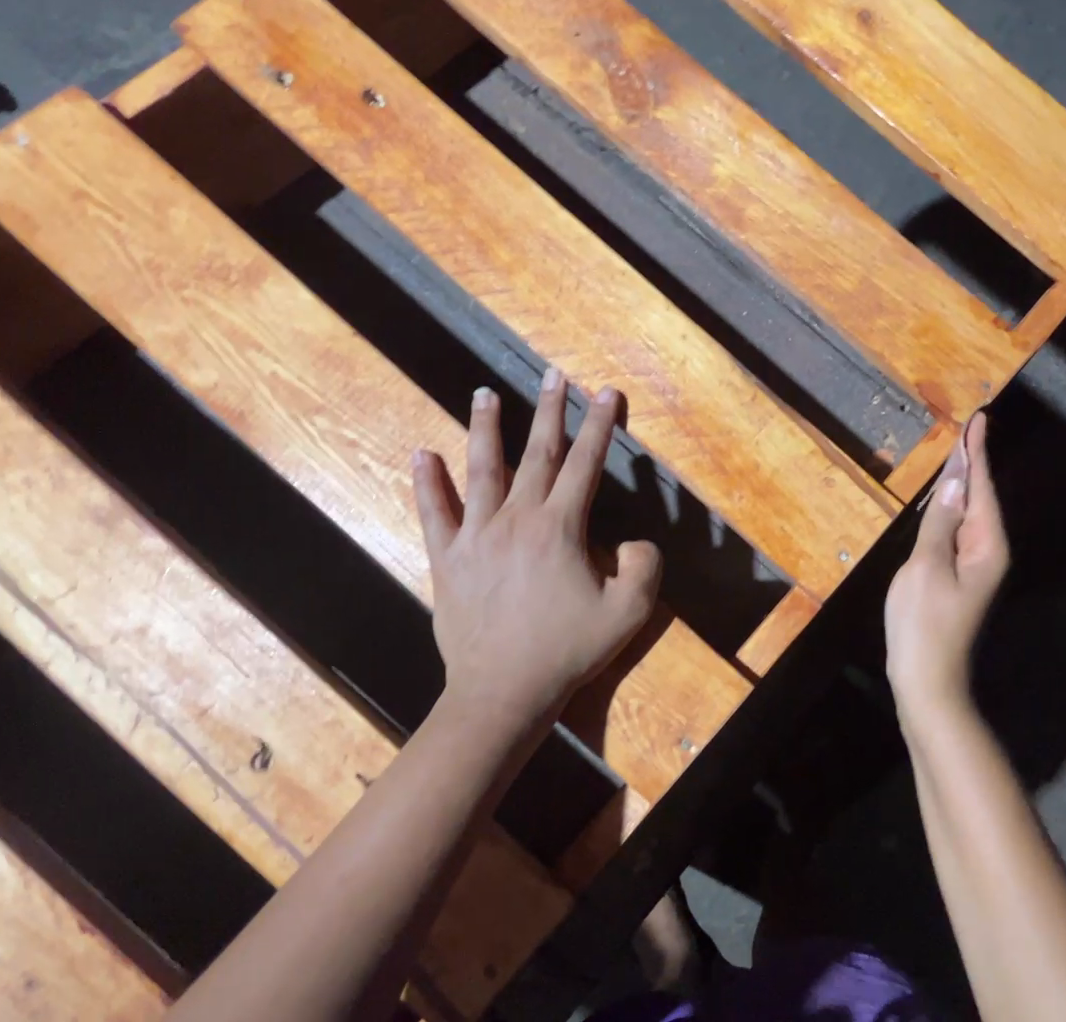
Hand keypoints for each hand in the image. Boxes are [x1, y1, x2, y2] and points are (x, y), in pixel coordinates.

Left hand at [412, 372, 660, 735]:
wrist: (503, 691)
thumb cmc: (569, 650)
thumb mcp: (630, 611)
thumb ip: (644, 565)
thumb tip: (632, 541)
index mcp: (560, 527)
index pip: (586, 464)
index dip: (600, 426)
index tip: (605, 393)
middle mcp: (516, 519)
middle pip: (538, 454)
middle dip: (550, 411)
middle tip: (554, 374)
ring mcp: (476, 536)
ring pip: (482, 470)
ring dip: (488, 428)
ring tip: (485, 392)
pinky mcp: (447, 559)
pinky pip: (434, 512)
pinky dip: (427, 482)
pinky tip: (421, 453)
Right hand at [885, 412, 1008, 708]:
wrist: (927, 681)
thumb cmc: (924, 624)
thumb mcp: (926, 567)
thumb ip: (939, 522)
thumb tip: (954, 482)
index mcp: (986, 546)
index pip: (981, 488)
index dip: (976, 454)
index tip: (978, 420)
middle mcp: (987, 552)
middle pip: (978, 498)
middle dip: (971, 463)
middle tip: (967, 428)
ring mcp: (975, 567)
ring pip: (967, 514)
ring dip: (961, 484)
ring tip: (957, 452)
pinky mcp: (959, 578)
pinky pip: (957, 532)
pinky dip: (949, 510)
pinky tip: (942, 499)